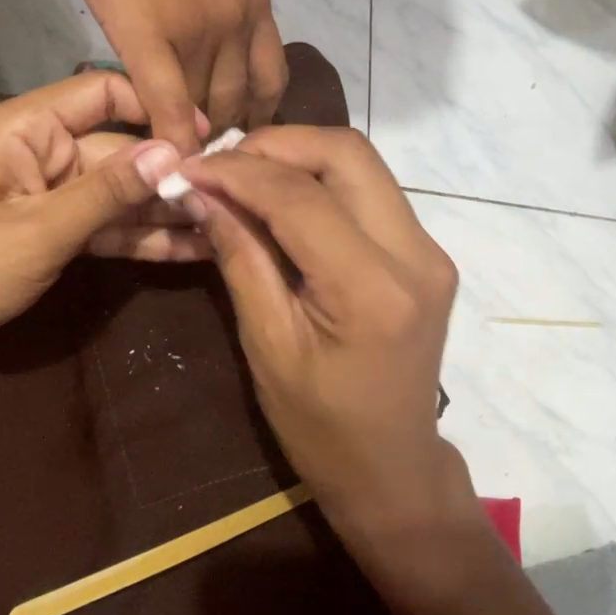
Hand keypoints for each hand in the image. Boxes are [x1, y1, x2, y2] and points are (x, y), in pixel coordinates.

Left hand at [0, 70, 210, 358]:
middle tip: (233, 195)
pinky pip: (103, 227)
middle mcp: (42, 150)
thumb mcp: (38, 230)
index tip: (209, 137)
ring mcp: (48, 194)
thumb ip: (107, 191)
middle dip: (170, 174)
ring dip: (162, 211)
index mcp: (27, 127)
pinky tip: (190, 249)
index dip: (157, 109)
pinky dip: (138, 238)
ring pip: (117, 194)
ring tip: (225, 224)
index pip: (103, 93)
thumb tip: (174, 150)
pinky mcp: (51, 231)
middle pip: (119, 151)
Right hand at [176, 126, 471, 528]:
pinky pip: (369, 190)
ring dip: (297, 157)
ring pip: (360, 163)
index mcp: (373, 290)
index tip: (186, 167)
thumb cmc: (320, 426)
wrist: (392, 469)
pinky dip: (319, 180)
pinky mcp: (425, 252)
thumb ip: (240, 257)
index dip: (236, 172)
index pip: (299, 197)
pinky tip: (278, 198)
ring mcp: (429, 250)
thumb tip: (200, 191)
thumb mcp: (266, 345)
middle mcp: (415, 255)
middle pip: (346, 154)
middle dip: (274, 145)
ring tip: (241, 177)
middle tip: (219, 166)